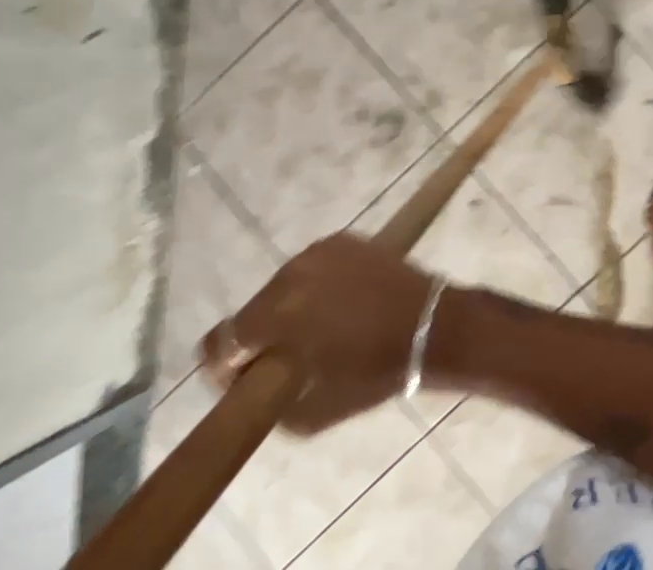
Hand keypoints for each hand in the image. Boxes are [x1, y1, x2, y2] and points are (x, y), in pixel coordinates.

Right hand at [200, 233, 435, 433]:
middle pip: (253, 311)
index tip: (247, 377)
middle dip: (263, 335)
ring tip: (325, 326)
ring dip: (293, 307)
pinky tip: (345, 302)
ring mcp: (318, 251)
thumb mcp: (310, 414)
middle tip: (293, 355)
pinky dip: (320, 285)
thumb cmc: (374, 372)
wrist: (433, 326)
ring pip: (284, 286)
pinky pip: (315, 267)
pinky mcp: (345, 240)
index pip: (219, 340)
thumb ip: (264, 403)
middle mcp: (288, 274)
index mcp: (274, 315)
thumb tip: (248, 387)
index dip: (225, 365)